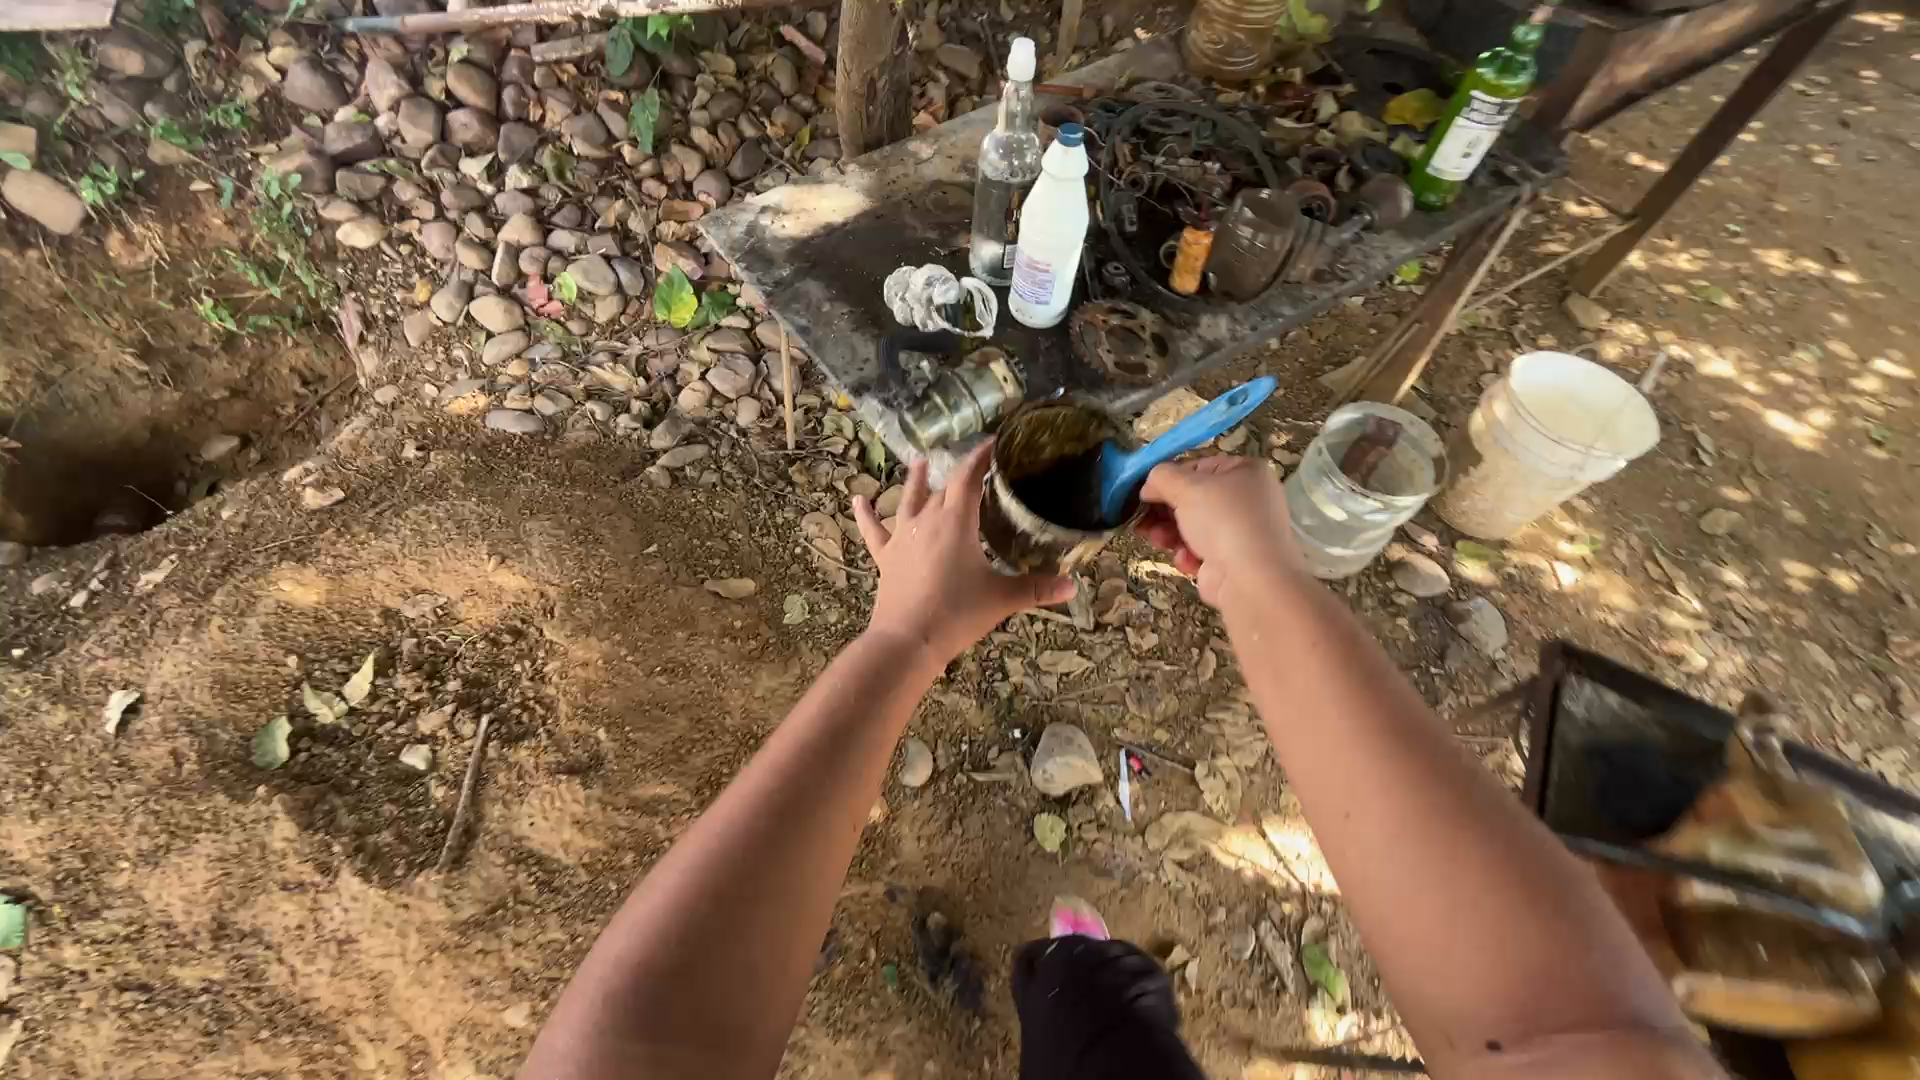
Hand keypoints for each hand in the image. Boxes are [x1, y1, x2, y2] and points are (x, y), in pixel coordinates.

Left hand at [853, 440, 1075, 662]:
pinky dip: (865, 514)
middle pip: (942, 487)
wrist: (908, 640)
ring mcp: (902, 538)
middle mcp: (926, 520)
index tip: (994, 443)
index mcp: (955, 521)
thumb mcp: (1002, 598)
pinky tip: (857, 498)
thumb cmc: (957, 613)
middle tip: (972, 461)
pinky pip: (873, 530)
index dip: (981, 457)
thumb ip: (1037, 588)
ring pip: (908, 500)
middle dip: (957, 471)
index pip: (968, 477)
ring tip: (918, 462)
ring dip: (914, 481)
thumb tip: (1073, 586)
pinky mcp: (885, 557)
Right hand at [1134, 456, 1304, 607]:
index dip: (1169, 479)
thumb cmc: (1222, 520)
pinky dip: (1188, 554)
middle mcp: (1247, 499)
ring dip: (1169, 533)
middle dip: (1164, 511)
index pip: (1198, 468)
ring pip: (1192, 526)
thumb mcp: (1186, 487)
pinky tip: (1185, 559)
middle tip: (1142, 518)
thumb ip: (1162, 477)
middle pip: (1193, 499)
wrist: (1251, 578)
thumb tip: (1149, 486)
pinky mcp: (1232, 559)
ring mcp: (1241, 531)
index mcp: (1245, 472)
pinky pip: (1201, 550)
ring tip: (1157, 540)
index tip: (1146, 492)